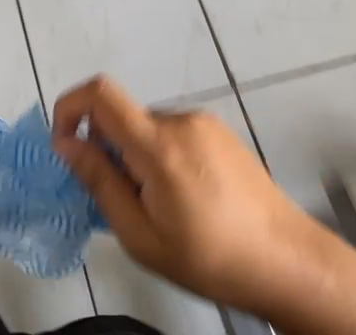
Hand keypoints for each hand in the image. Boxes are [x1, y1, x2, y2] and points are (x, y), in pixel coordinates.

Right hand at [51, 75, 327, 317]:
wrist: (290, 263)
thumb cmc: (210, 257)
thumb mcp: (142, 236)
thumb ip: (100, 182)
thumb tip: (66, 144)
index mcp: (159, 144)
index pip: (100, 93)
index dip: (69, 107)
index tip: (65, 146)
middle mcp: (181, 120)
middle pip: (123, 118)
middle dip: (108, 152)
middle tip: (122, 203)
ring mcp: (205, 124)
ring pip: (148, 130)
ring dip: (137, 159)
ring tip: (161, 210)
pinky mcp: (222, 134)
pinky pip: (174, 135)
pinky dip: (163, 159)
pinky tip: (186, 201)